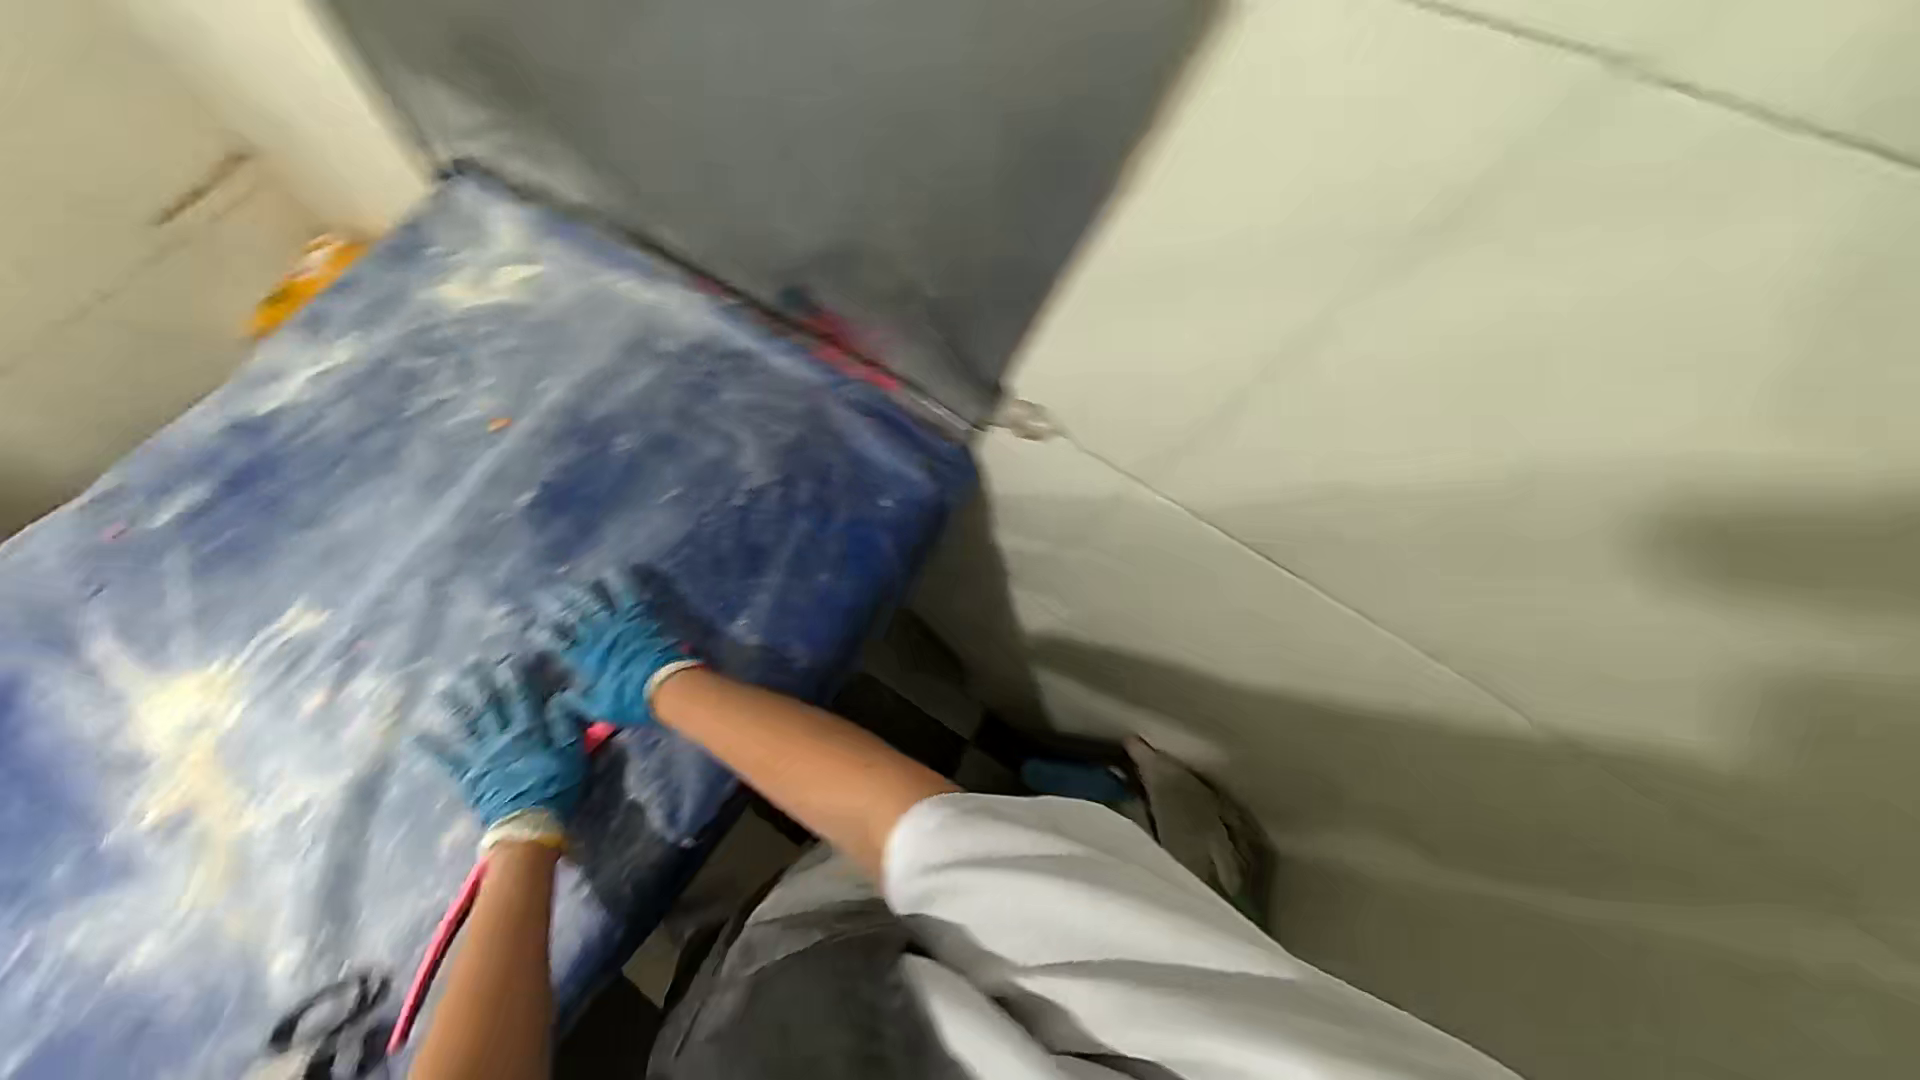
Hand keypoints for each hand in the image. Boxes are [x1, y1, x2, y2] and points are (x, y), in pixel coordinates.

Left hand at [419, 664, 586, 834]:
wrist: (529, 824)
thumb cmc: (557, 787)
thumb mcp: (573, 754)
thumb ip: (566, 725)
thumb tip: (561, 698)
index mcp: (531, 731)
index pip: (523, 697)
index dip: (516, 677)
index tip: (508, 659)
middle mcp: (503, 737)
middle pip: (492, 705)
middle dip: (483, 683)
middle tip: (472, 664)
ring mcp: (482, 756)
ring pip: (469, 725)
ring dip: (457, 705)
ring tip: (446, 687)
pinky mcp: (469, 774)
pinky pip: (448, 758)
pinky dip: (433, 746)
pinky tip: (418, 733)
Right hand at [537, 571, 702, 729]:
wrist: (667, 685)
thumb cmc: (632, 700)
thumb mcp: (599, 707)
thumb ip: (578, 700)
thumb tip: (561, 696)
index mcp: (583, 659)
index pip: (555, 641)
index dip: (541, 632)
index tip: (530, 624)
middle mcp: (596, 636)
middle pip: (570, 616)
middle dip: (554, 604)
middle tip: (541, 593)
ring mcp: (618, 622)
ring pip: (593, 600)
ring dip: (579, 590)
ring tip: (566, 581)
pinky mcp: (641, 615)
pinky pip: (628, 593)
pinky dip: (619, 580)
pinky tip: (611, 568)